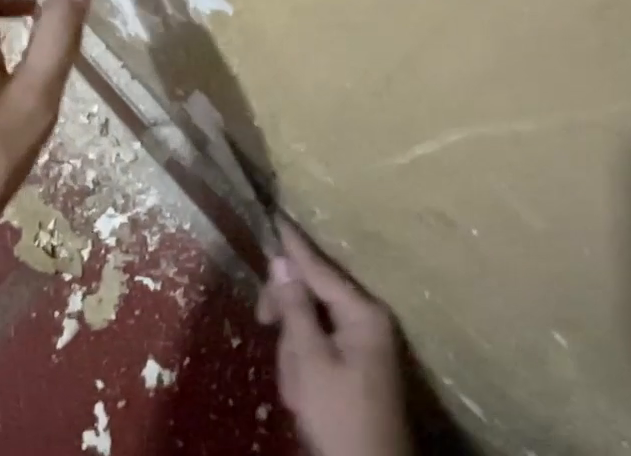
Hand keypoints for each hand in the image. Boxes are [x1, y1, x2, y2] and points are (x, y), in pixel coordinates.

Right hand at [259, 222, 413, 455]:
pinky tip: (303, 393)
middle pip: (313, 297)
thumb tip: (281, 262)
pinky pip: (320, 349)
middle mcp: (367, 319)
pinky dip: (304, 365)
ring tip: (296, 387)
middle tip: (263, 323)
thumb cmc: (339, 415)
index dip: (293, 245)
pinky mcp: (357, 365)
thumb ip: (294, 307)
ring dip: (295, 352)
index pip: (319, 268)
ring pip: (311, 326)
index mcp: (362, 313)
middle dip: (288, 319)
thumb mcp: (309, 360)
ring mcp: (365, 343)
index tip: (276, 215)